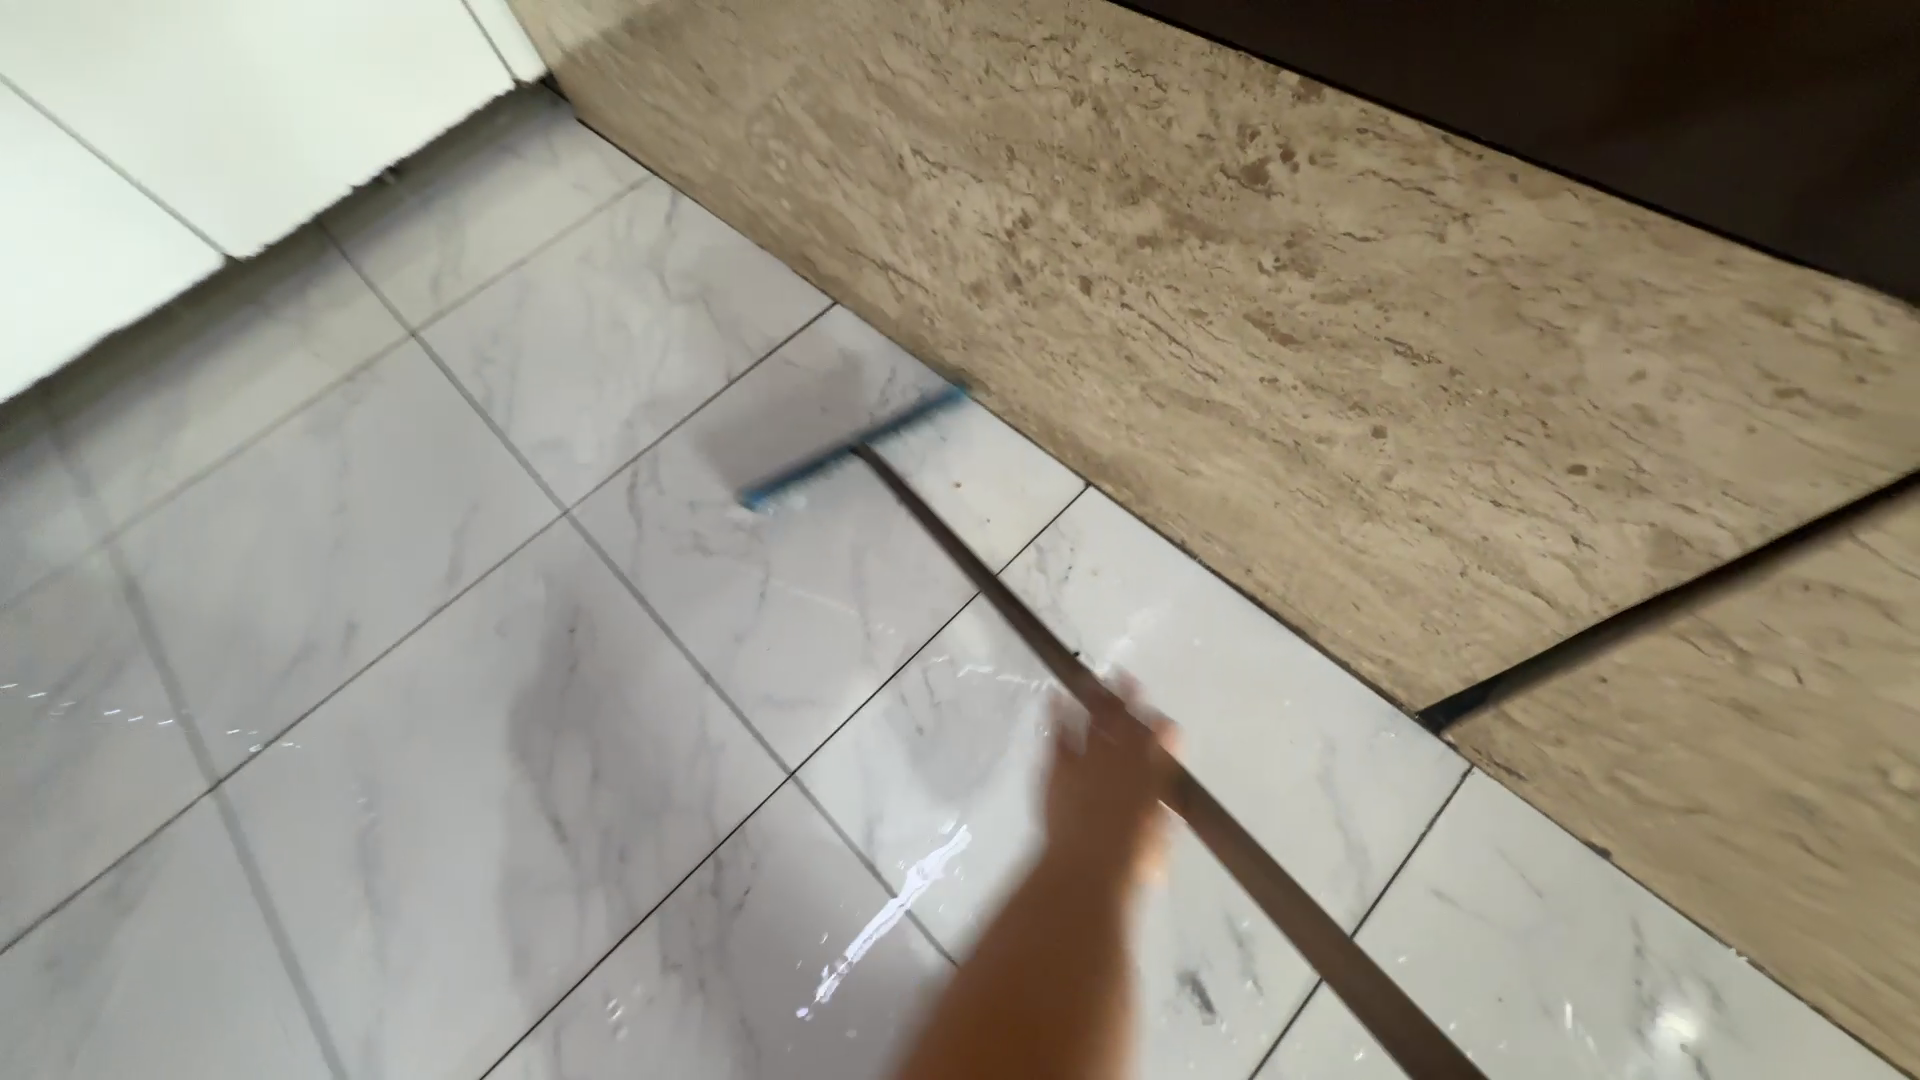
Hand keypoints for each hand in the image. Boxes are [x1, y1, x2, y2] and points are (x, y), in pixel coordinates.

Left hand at [1040, 672, 1178, 887]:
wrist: (1085, 864)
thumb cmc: (1127, 864)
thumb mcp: (1156, 843)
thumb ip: (1158, 818)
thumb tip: (1160, 814)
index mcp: (1153, 774)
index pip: (1165, 738)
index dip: (1165, 728)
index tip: (1164, 723)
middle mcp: (1124, 757)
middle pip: (1129, 718)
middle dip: (1130, 696)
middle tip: (1128, 678)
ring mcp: (1089, 756)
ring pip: (1095, 716)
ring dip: (1097, 696)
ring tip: (1096, 677)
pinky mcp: (1059, 762)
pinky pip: (1057, 729)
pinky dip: (1055, 710)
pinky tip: (1053, 695)